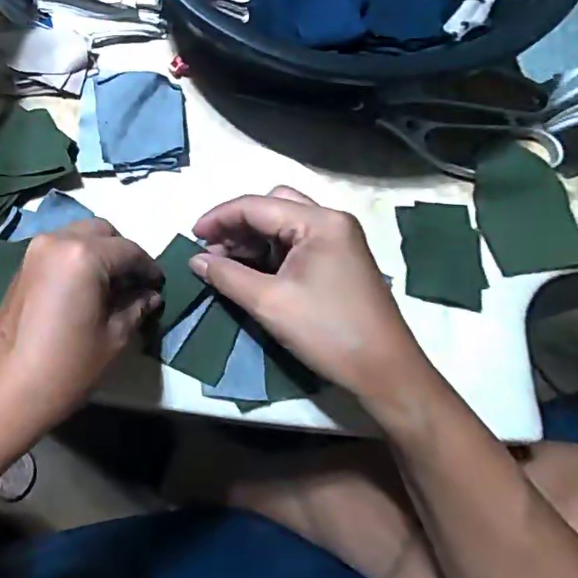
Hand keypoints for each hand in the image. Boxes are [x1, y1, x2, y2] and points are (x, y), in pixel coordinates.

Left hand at [0, 219, 161, 438]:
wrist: (4, 390)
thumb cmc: (66, 366)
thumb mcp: (114, 337)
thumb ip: (136, 307)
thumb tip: (150, 295)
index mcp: (84, 254)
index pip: (129, 250)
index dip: (149, 268)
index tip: (159, 286)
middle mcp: (58, 240)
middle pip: (103, 233)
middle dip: (123, 253)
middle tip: (135, 284)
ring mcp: (36, 250)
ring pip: (80, 236)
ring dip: (100, 253)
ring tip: (112, 287)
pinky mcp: (23, 265)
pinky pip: (61, 248)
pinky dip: (79, 258)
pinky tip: (87, 288)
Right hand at [191, 187, 435, 410]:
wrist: (386, 371)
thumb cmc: (328, 332)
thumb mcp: (269, 303)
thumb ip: (228, 276)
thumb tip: (196, 260)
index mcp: (320, 221)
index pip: (257, 205)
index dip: (220, 218)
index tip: (191, 236)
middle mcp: (332, 221)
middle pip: (273, 206)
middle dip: (238, 224)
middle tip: (211, 250)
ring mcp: (339, 240)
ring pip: (284, 224)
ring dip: (253, 239)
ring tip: (224, 263)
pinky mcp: (340, 260)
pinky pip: (297, 243)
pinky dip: (271, 253)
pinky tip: (251, 271)